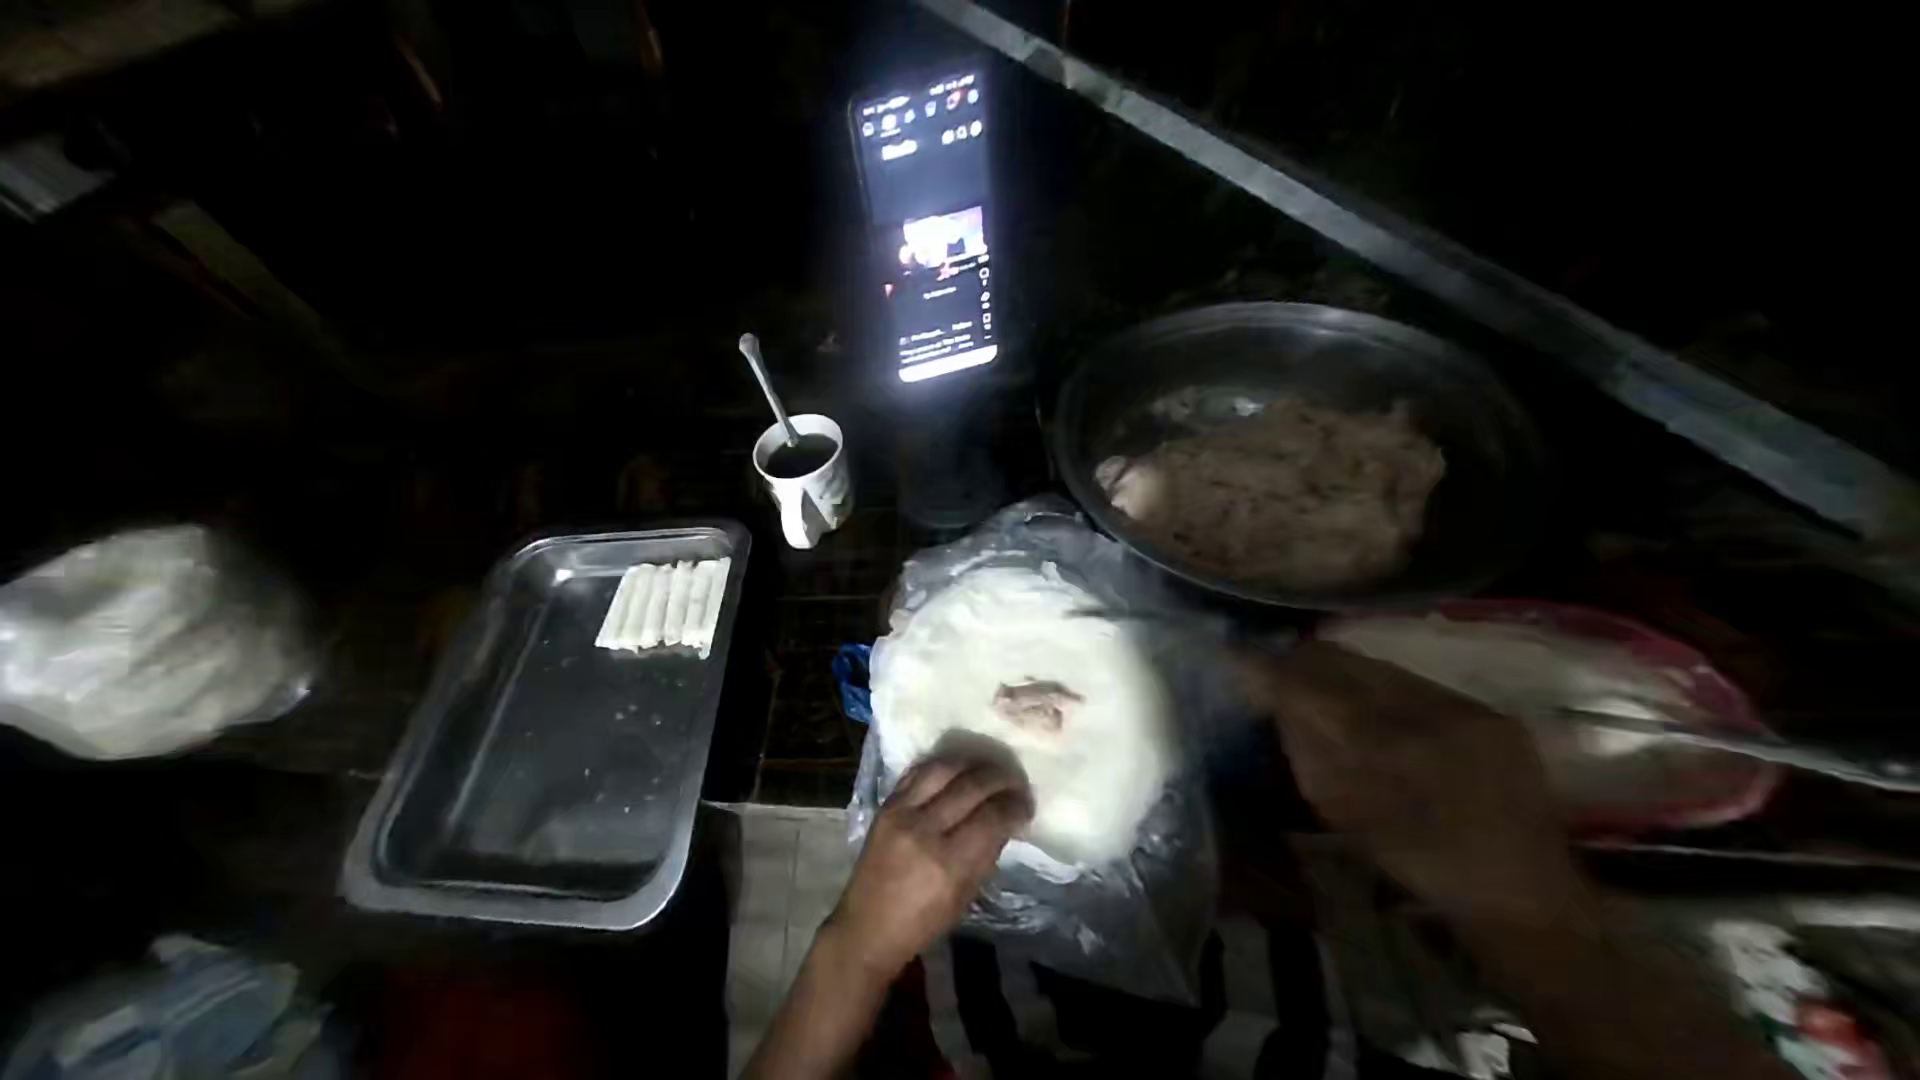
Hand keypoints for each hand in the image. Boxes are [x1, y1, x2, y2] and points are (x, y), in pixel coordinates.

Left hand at [826, 756, 1032, 976]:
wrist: (866, 928)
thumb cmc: (922, 922)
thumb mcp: (965, 896)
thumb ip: (987, 853)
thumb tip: (1007, 818)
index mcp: (947, 864)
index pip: (991, 817)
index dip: (1015, 805)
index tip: (1026, 804)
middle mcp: (923, 829)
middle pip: (972, 786)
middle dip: (1001, 779)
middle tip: (1016, 781)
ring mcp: (901, 812)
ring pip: (944, 768)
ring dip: (973, 763)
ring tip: (990, 767)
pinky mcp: (886, 804)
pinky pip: (918, 771)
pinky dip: (943, 764)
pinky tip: (958, 767)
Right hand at [1241, 640, 1586, 925]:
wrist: (1523, 894)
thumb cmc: (1418, 862)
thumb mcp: (1343, 812)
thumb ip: (1305, 749)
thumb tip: (1272, 700)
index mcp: (1387, 748)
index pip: (1311, 686)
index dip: (1269, 669)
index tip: (1236, 660)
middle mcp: (1428, 713)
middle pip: (1345, 661)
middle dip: (1300, 661)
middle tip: (1273, 669)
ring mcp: (1464, 707)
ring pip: (1378, 665)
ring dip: (1338, 670)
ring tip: (1315, 682)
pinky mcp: (1487, 710)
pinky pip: (1411, 679)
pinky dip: (1377, 684)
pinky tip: (1367, 701)